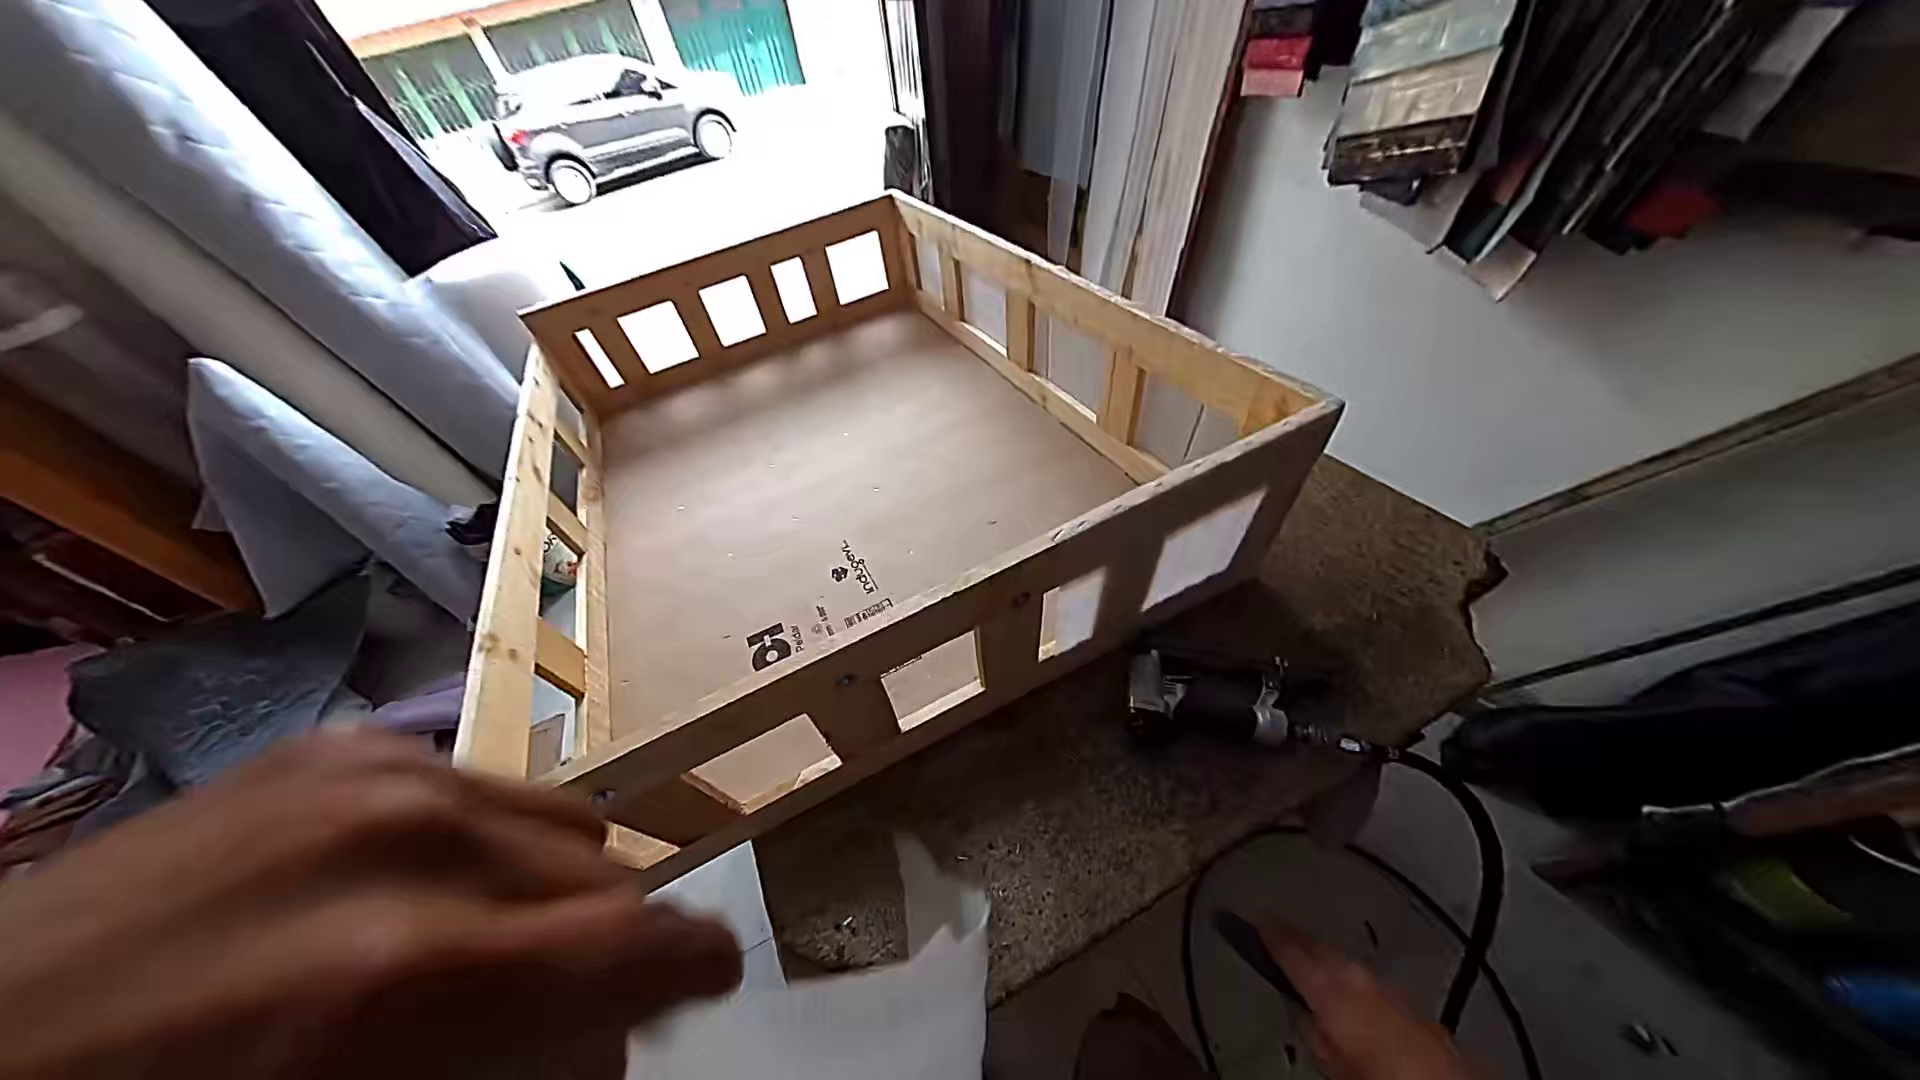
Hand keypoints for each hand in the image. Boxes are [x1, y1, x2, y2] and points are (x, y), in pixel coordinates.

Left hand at [0, 730, 741, 1079]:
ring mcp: (375, 773)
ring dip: (558, 885)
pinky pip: (490, 788)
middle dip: (605, 949)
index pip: (629, 944)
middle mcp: (411, 843)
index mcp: (402, 978)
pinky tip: (422, 887)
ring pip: (567, 821)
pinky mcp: (345, 745)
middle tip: (564, 1004)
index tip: (709, 973)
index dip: (692, 961)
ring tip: (494, 938)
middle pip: (606, 881)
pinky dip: (493, 843)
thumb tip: (610, 1041)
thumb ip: (521, 1065)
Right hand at [1261, 921, 1472, 1079]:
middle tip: (1278, 942)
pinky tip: (1356, 1003)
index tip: (1252, 920)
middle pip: (1319, 950)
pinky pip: (1375, 986)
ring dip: (1330, 967)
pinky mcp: (1416, 1007)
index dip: (1265, 931)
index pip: (1287, 947)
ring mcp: (1391, 990)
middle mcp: (1360, 980)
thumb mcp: (1331, 1064)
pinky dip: (1359, 986)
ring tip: (1315, 977)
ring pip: (1348, 967)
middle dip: (1300, 946)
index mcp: (1330, 988)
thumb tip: (1300, 1013)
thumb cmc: (1387, 1078)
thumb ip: (1311, 1030)